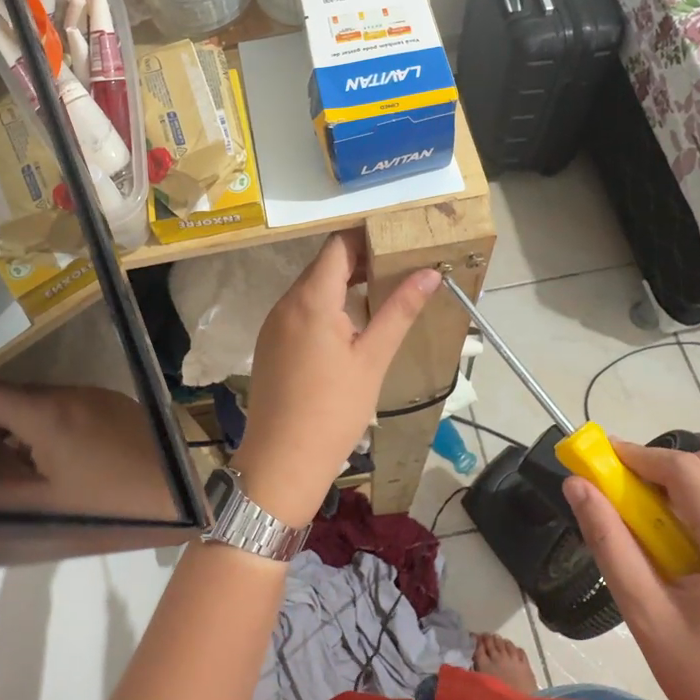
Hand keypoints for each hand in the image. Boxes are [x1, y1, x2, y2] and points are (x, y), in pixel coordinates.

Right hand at [0, 383, 176, 519]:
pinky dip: (53, 423)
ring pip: (44, 400)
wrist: (182, 490)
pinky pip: (71, 405)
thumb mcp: (41, 505)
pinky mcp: (116, 403)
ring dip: (23, 423)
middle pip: (15, 395)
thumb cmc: (107, 501)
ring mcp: (96, 394)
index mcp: (45, 411)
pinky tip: (57, 458)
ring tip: (10, 461)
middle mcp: (69, 391)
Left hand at [233, 232, 440, 526]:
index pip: (338, 246)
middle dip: (360, 260)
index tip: (399, 239)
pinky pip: (300, 309)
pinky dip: (326, 305)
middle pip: (323, 264)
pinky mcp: (270, 343)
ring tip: (382, 292)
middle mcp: (286, 302)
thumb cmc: (333, 411)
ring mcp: (273, 323)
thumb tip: (429, 273)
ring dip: (343, 283)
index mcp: (310, 299)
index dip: (367, 236)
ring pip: (311, 287)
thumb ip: (399, 311)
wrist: (281, 462)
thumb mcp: (373, 359)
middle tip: (400, 264)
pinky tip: (351, 324)